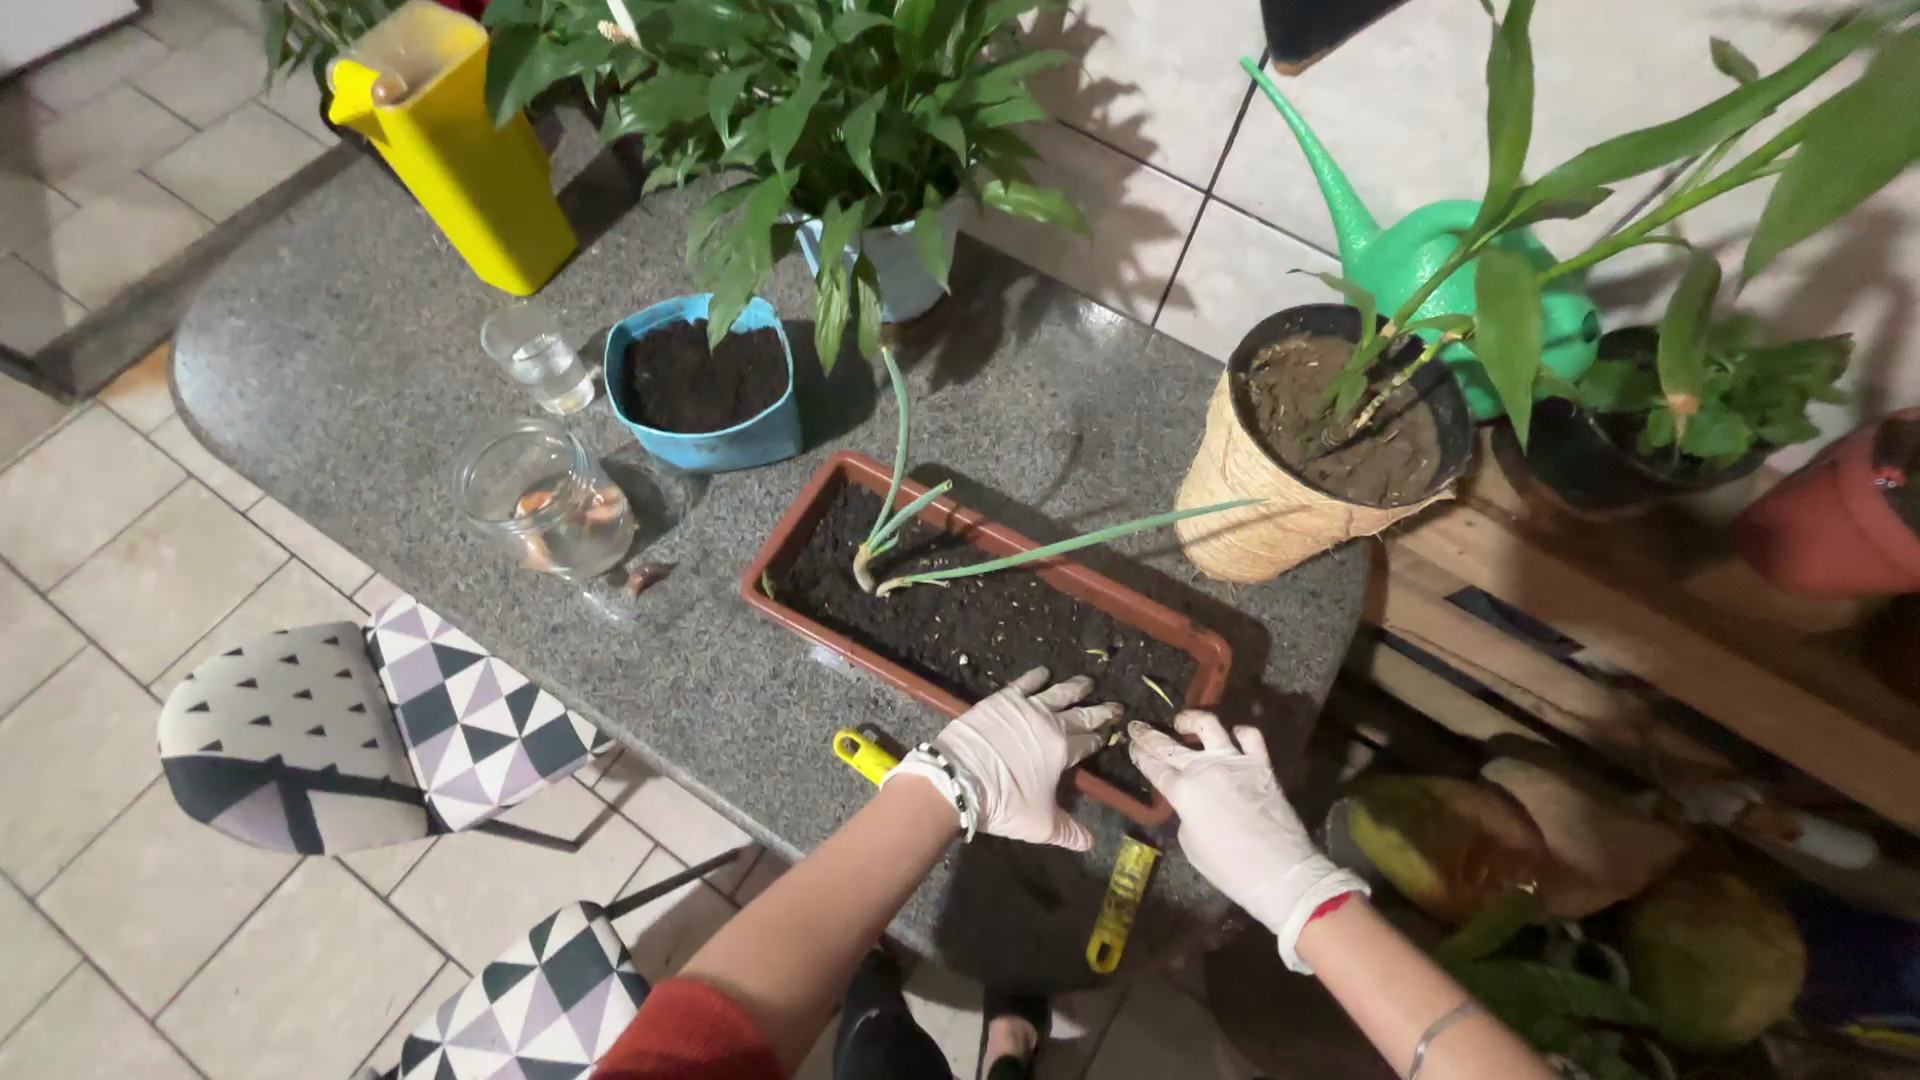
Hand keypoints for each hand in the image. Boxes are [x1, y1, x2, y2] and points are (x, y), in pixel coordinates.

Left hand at [887, 667, 1118, 850]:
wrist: (959, 779)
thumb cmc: (1004, 803)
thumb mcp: (1040, 825)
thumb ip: (1067, 832)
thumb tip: (1089, 843)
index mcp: (1062, 751)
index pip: (1087, 742)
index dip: (1099, 738)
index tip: (1109, 732)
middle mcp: (1049, 724)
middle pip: (1080, 714)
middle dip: (1099, 711)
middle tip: (1114, 705)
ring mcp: (1024, 708)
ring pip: (1056, 693)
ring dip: (1074, 687)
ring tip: (1087, 681)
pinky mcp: (1000, 700)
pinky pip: (1023, 684)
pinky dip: (1035, 676)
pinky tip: (1043, 672)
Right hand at [1129, 711, 1366, 972]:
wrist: (1280, 873)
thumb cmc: (1229, 868)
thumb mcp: (1190, 844)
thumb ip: (1184, 813)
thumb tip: (1189, 800)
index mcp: (1182, 792)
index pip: (1153, 766)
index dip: (1139, 754)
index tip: (1131, 744)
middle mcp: (1204, 769)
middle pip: (1168, 744)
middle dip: (1148, 734)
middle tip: (1137, 726)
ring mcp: (1234, 761)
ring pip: (1207, 725)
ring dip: (1190, 720)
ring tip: (1182, 722)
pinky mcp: (1261, 764)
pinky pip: (1250, 737)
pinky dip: (1239, 733)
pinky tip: (1232, 736)